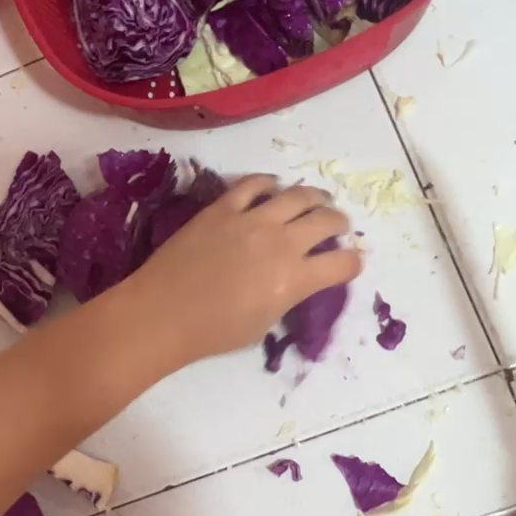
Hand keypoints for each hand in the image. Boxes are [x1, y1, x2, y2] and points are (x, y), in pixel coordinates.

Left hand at [116, 175, 362, 363]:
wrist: (162, 313)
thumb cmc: (213, 332)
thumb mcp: (264, 324)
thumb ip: (288, 295)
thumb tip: (295, 279)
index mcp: (294, 279)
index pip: (342, 263)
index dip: (353, 262)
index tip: (353, 261)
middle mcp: (281, 242)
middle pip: (326, 220)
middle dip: (340, 222)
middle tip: (339, 225)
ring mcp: (251, 219)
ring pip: (297, 194)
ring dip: (315, 197)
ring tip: (318, 199)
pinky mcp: (223, 207)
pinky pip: (254, 184)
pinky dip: (270, 183)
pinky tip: (274, 187)